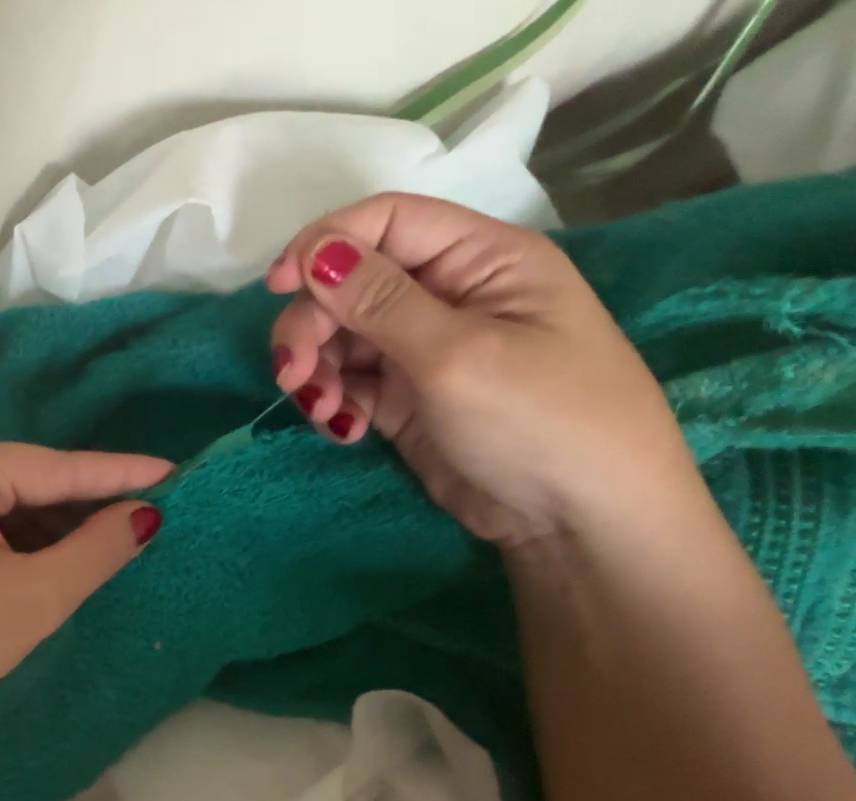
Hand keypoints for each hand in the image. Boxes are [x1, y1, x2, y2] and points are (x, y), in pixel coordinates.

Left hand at [0, 439, 170, 745]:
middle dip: (83, 504)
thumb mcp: (35, 595)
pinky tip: (52, 556)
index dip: (119, 474)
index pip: (55, 467)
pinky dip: (16, 539)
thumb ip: (97, 548)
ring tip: (109, 541)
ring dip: (51, 526)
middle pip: (26, 481)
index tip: (174, 472)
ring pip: (2, 503)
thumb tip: (144, 515)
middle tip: (147, 514)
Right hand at [264, 194, 703, 547]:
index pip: (386, 223)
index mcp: (481, 259)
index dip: (325, 244)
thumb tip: (315, 251)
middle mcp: (447, 295)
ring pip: (338, 337)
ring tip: (322, 411)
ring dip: (315, 370)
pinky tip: (343, 429)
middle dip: (311, 325)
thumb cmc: (541, 420)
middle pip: (349, 285)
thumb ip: (380, 301)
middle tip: (292, 375)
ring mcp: (423, 349)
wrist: (577, 523)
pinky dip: (332, 402)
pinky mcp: (404, 398)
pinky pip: (347, 382)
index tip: (277, 287)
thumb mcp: (457, 355)